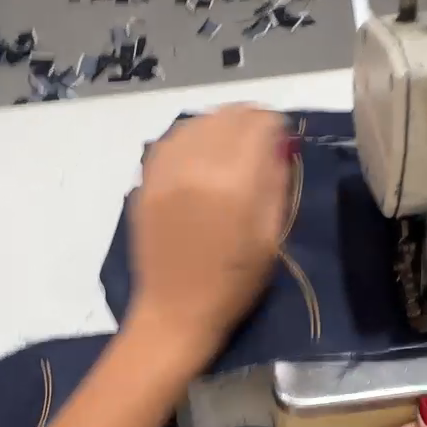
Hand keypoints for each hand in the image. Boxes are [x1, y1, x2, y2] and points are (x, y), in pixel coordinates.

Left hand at [125, 105, 289, 373]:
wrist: (176, 311)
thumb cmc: (233, 285)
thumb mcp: (270, 239)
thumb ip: (276, 184)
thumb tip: (280, 145)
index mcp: (234, 182)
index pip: (260, 123)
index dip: (276, 129)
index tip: (280, 145)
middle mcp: (197, 164)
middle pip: (229, 115)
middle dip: (248, 124)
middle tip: (258, 147)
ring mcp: (166, 170)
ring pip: (198, 121)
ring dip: (219, 128)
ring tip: (228, 152)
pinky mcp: (146, 179)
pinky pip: (171, 140)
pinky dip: (190, 140)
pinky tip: (198, 160)